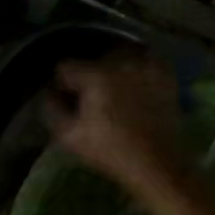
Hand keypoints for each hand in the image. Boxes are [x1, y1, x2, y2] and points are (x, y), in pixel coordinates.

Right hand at [43, 54, 185, 194]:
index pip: (67, 67)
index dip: (64, 83)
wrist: (155, 160)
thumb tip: (49, 92)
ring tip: (117, 90)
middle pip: (95, 58)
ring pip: (121, 54)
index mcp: (96, 75)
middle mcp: (121, 61)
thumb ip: (53, 108)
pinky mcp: (164, 71)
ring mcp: (146, 63)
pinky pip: (144, 60)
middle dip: (91, 73)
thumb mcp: (70, 136)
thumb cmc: (110, 149)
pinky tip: (137, 87)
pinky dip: (137, 69)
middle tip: (95, 96)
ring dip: (115, 67)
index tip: (69, 97)